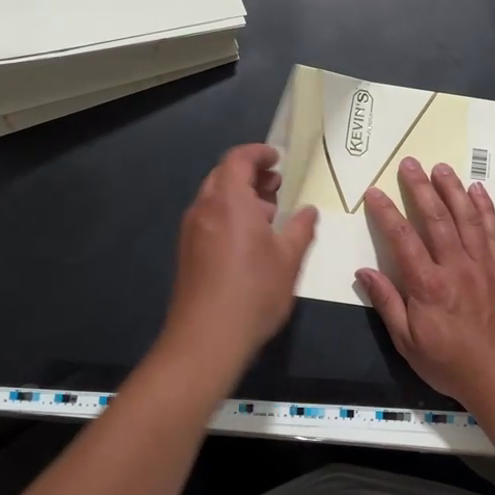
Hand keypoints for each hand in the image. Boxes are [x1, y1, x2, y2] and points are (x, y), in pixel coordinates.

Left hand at [162, 144, 318, 371]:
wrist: (205, 340)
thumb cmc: (253, 293)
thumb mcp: (288, 260)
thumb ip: (300, 229)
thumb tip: (308, 211)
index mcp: (229, 200)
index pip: (238, 159)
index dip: (258, 153)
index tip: (277, 159)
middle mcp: (205, 208)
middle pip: (223, 175)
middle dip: (250, 175)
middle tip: (276, 188)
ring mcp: (191, 231)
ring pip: (214, 198)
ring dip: (239, 196)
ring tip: (267, 216)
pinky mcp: (186, 252)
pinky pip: (208, 218)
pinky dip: (227, 215)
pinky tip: (248, 242)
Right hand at [356, 157, 494, 407]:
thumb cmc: (450, 364)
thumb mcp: (408, 343)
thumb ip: (387, 304)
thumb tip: (364, 272)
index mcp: (428, 285)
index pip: (402, 239)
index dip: (386, 212)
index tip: (374, 192)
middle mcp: (455, 267)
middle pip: (436, 218)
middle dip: (421, 187)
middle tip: (410, 163)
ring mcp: (482, 264)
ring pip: (466, 217)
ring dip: (453, 189)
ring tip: (441, 167)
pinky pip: (492, 231)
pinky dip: (485, 208)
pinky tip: (478, 190)